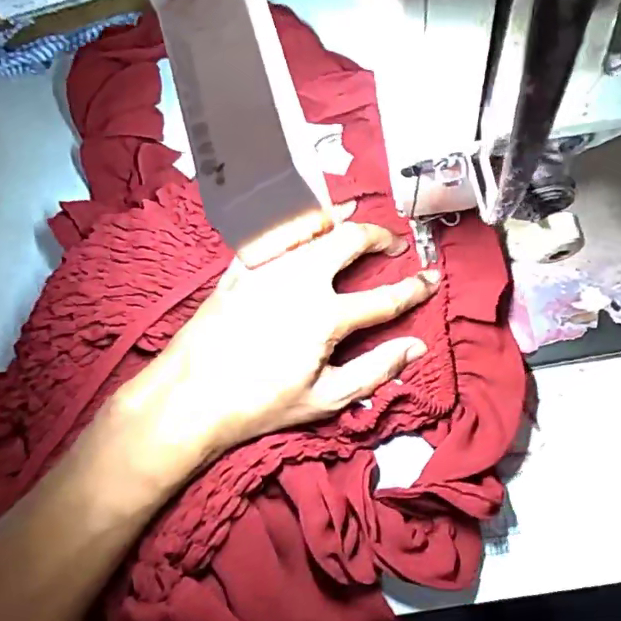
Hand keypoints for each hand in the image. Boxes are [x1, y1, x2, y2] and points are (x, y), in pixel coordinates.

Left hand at [76, 204, 439, 511]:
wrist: (188, 399)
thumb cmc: (261, 404)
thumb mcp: (327, 398)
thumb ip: (376, 369)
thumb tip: (415, 347)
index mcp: (326, 316)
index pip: (386, 297)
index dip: (416, 288)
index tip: (432, 279)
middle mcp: (299, 281)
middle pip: (350, 241)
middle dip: (380, 237)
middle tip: (395, 244)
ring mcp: (266, 269)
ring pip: (310, 225)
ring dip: (339, 218)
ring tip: (355, 215)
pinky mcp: (239, 269)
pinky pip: (271, 232)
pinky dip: (293, 220)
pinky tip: (303, 220)